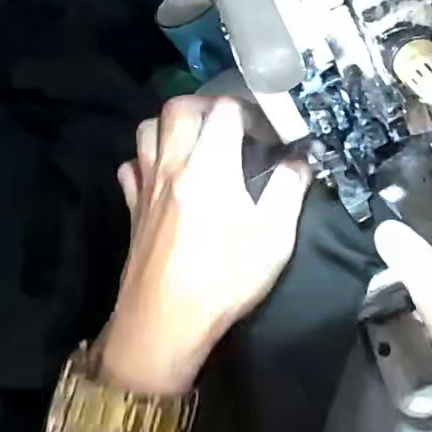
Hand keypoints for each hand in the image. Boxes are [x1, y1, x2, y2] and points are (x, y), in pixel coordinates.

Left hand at [102, 97, 310, 394]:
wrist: (163, 326)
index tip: (265, 134)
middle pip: (180, 106)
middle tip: (230, 126)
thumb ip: (289, 190)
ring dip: (173, 125)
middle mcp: (173, 164)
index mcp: (210, 165)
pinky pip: (131, 164)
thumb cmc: (223, 281)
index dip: (249, 112)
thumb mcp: (273, 239)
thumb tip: (300, 159)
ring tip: (196, 142)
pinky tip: (164, 175)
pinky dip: (146, 158)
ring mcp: (146, 184)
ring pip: (149, 128)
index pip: (225, 109)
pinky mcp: (131, 206)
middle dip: (207, 105)